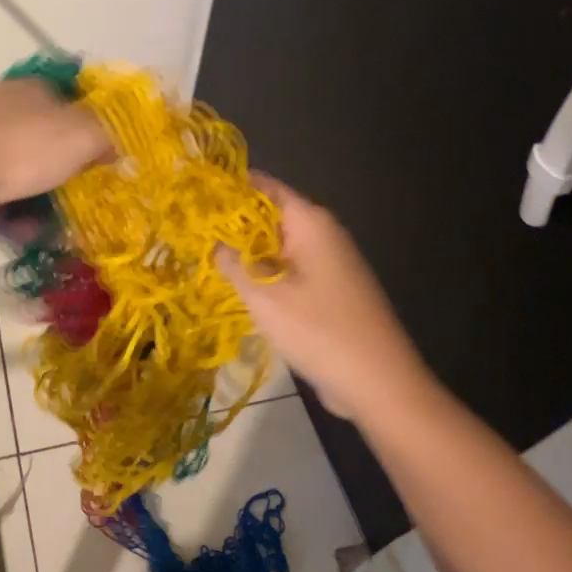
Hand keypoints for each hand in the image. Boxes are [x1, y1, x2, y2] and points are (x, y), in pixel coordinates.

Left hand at [0, 78, 110, 213]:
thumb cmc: (18, 146)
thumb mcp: (82, 134)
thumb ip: (107, 136)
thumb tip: (114, 146)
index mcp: (31, 88)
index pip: (69, 101)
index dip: (90, 130)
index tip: (104, 161)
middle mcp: (0, 108)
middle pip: (42, 141)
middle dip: (62, 174)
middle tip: (80, 200)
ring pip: (17, 173)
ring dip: (36, 201)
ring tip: (50, 226)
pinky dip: (7, 215)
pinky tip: (18, 232)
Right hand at [216, 174, 430, 419]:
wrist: (381, 385)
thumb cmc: (319, 331)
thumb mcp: (264, 296)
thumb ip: (233, 262)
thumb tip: (213, 240)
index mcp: (310, 222)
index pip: (263, 186)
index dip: (229, 187)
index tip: (194, 193)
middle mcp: (323, 234)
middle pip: (269, 214)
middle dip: (232, 222)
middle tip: (191, 230)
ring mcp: (330, 263)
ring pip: (278, 245)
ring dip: (247, 251)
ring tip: (205, 256)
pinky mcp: (332, 290)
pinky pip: (291, 268)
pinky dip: (266, 272)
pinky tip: (239, 287)